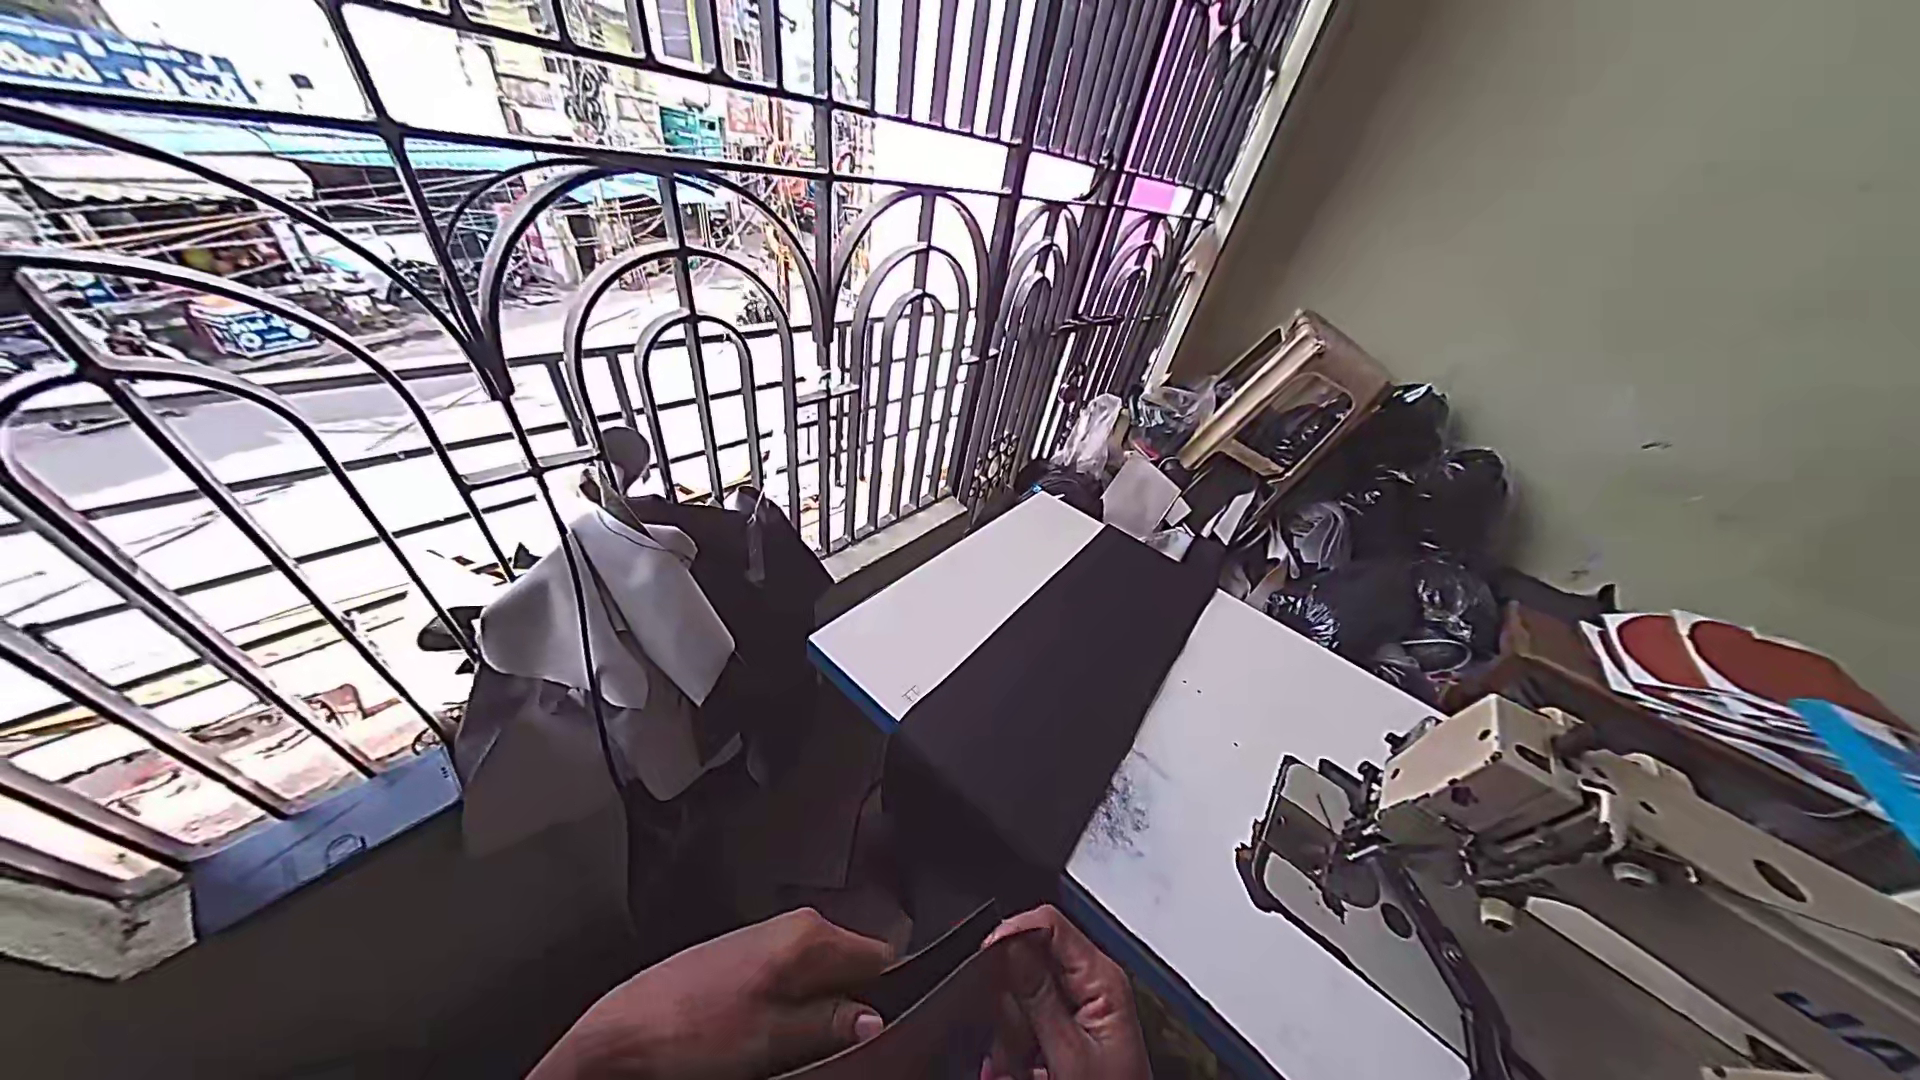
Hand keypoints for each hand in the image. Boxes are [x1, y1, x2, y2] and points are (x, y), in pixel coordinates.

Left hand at [530, 908, 894, 1079]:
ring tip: (792, 1042)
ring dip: (821, 1004)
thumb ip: (830, 1023)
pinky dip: (795, 1000)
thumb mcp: (771, 1039)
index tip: (873, 1029)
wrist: (625, 1029)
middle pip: (851, 961)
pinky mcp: (751, 951)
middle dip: (849, 1002)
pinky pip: (795, 971)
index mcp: (809, 934)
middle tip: (828, 1044)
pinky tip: (768, 1029)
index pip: (878, 954)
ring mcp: (772, 934)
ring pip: (822, 969)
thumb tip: (875, 1019)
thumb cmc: (692, 1031)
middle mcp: (796, 923)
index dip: (883, 995)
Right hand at [980, 905, 1150, 1079]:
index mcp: (1100, 978)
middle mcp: (1091, 984)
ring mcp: (1078, 1006)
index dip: (1014, 932)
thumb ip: (1038, 995)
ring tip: (1016, 1064)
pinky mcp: (1067, 1029)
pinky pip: (1027, 1019)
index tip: (987, 956)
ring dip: (1010, 1028)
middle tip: (1010, 1039)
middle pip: (1031, 957)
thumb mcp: (1070, 1057)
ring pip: (1023, 992)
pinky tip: (1014, 1069)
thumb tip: (1010, 942)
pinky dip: (1015, 1043)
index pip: (1049, 923)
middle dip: (1011, 997)